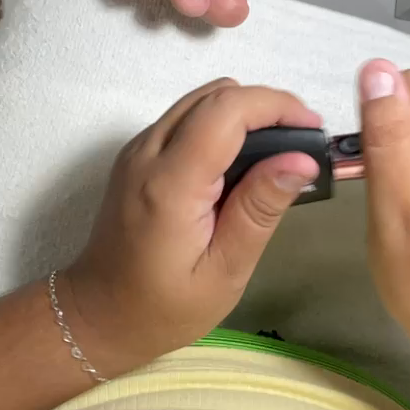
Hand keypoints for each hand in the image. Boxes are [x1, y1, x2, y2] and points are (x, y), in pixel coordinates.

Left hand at [59, 78, 321, 372]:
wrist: (97, 314)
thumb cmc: (163, 307)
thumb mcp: (224, 271)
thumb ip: (259, 209)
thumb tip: (302, 159)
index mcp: (169, 183)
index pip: (225, 111)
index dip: (275, 105)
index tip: (313, 128)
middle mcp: (147, 152)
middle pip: (214, 95)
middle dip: (265, 106)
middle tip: (302, 142)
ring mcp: (138, 149)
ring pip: (199, 100)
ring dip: (244, 112)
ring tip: (279, 151)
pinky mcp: (137, 154)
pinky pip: (186, 118)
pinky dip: (222, 124)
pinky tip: (242, 162)